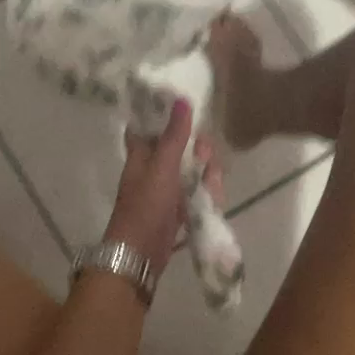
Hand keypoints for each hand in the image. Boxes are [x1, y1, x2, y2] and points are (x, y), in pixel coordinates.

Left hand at [101, 100, 224, 275]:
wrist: (139, 255)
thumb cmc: (145, 207)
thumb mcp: (162, 168)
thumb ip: (174, 136)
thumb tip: (182, 99)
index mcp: (140, 156)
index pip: (147, 127)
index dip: (164, 116)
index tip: (188, 109)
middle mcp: (152, 170)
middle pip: (179, 149)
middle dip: (198, 149)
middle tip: (207, 157)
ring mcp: (164, 192)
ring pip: (190, 172)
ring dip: (206, 174)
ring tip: (214, 183)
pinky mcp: (176, 211)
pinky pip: (195, 194)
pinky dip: (205, 194)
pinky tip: (214, 198)